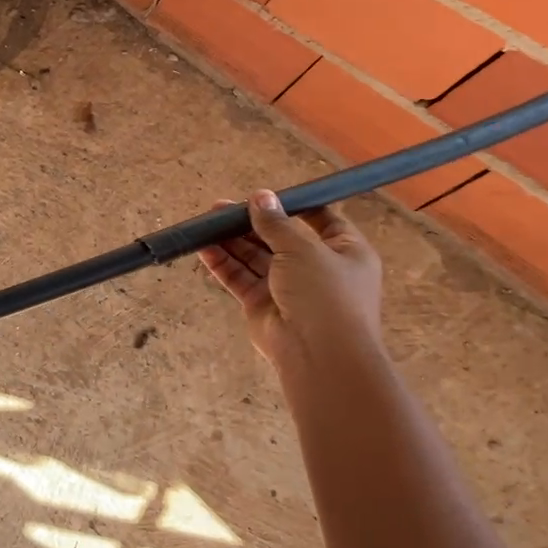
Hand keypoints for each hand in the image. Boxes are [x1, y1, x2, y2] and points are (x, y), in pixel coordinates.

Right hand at [198, 190, 384, 372]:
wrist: (318, 351)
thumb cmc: (325, 293)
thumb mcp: (303, 249)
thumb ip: (277, 223)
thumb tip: (260, 196)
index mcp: (345, 253)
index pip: (323, 221)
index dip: (297, 207)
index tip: (268, 196)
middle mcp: (317, 268)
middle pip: (280, 238)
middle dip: (251, 223)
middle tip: (220, 208)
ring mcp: (287, 286)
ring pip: (254, 256)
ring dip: (231, 240)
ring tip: (205, 223)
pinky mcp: (261, 302)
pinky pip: (239, 276)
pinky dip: (221, 262)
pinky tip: (202, 248)